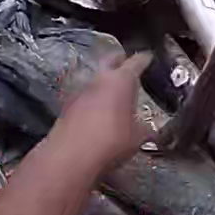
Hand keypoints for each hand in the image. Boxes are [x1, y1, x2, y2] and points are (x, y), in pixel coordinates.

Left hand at [47, 52, 153, 173]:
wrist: (71, 155)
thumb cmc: (112, 141)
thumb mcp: (137, 137)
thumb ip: (143, 128)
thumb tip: (146, 128)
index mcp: (121, 80)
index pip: (136, 62)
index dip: (144, 59)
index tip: (149, 58)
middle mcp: (99, 78)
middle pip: (110, 60)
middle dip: (119, 60)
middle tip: (126, 64)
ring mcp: (80, 90)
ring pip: (94, 78)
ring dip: (103, 81)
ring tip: (112, 91)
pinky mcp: (66, 105)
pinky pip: (84, 95)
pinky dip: (92, 98)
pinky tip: (96, 110)